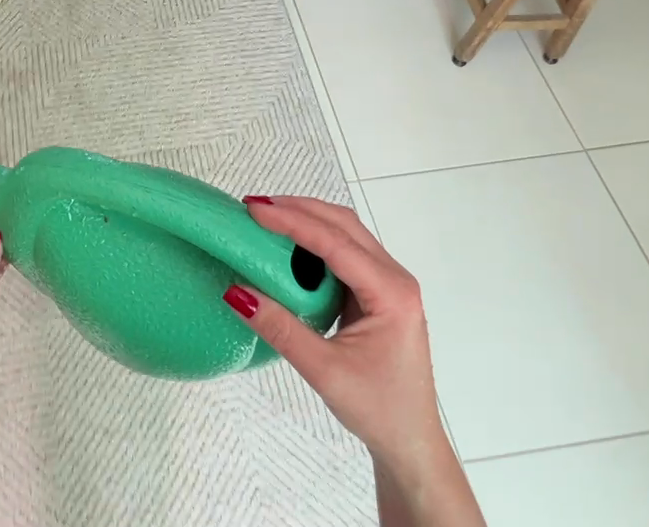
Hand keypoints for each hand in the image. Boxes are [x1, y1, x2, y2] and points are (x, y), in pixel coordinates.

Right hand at [225, 196, 483, 526]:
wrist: (412, 440)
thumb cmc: (379, 409)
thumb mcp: (324, 371)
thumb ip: (281, 329)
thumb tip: (237, 293)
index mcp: (391, 293)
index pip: (335, 243)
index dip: (293, 221)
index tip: (255, 211)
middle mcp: (395, 278)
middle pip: (344, 225)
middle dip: (299, 209)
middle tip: (254, 208)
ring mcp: (389, 282)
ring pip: (346, 233)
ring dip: (308, 220)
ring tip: (267, 219)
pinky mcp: (378, 291)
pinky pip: (345, 251)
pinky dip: (315, 240)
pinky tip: (289, 246)